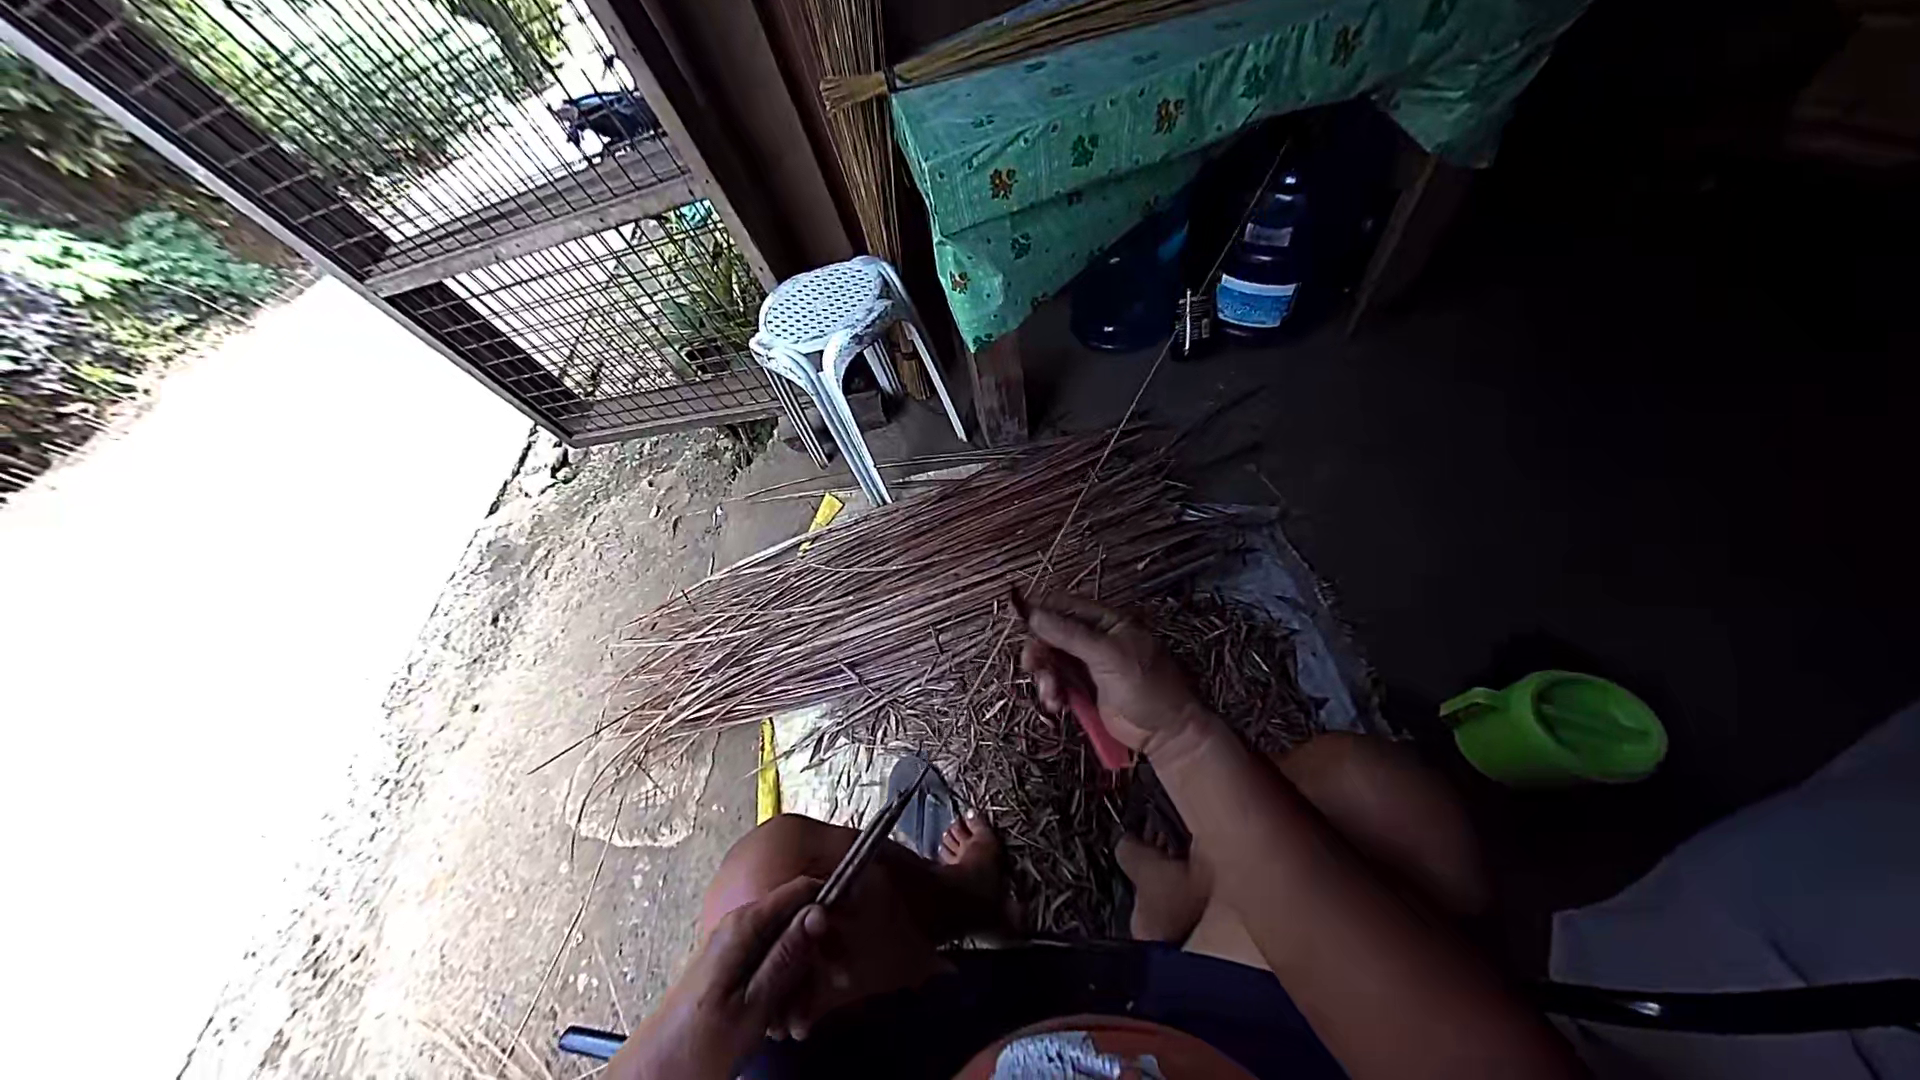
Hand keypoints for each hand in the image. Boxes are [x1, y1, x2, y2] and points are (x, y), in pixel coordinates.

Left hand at [611, 876, 828, 1079]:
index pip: (802, 888)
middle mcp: (740, 925)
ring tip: (802, 1020)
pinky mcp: (734, 966)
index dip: (830, 906)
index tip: (846, 937)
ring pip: (788, 945)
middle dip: (819, 953)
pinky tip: (787, 1021)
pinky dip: (786, 988)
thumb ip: (787, 955)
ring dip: (804, 979)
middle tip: (835, 984)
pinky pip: (772, 963)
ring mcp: (736, 945)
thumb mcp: (753, 1006)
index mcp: (744, 924)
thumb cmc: (697, 1049)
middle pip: (798, 919)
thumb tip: (819, 912)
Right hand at [1017, 593, 1212, 759]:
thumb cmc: (1147, 688)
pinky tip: (1057, 705)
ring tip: (1052, 695)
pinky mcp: (1081, 688)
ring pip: (1050, 660)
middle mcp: (1094, 638)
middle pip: (1051, 634)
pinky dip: (1051, 693)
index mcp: (1106, 621)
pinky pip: (1055, 683)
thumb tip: (1035, 615)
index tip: (1020, 621)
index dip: (1041, 611)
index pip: (1066, 605)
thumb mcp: (1108, 656)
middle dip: (1039, 650)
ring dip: (1045, 677)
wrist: (1165, 733)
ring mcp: (1087, 664)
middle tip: (1033, 665)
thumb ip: (1070, 635)